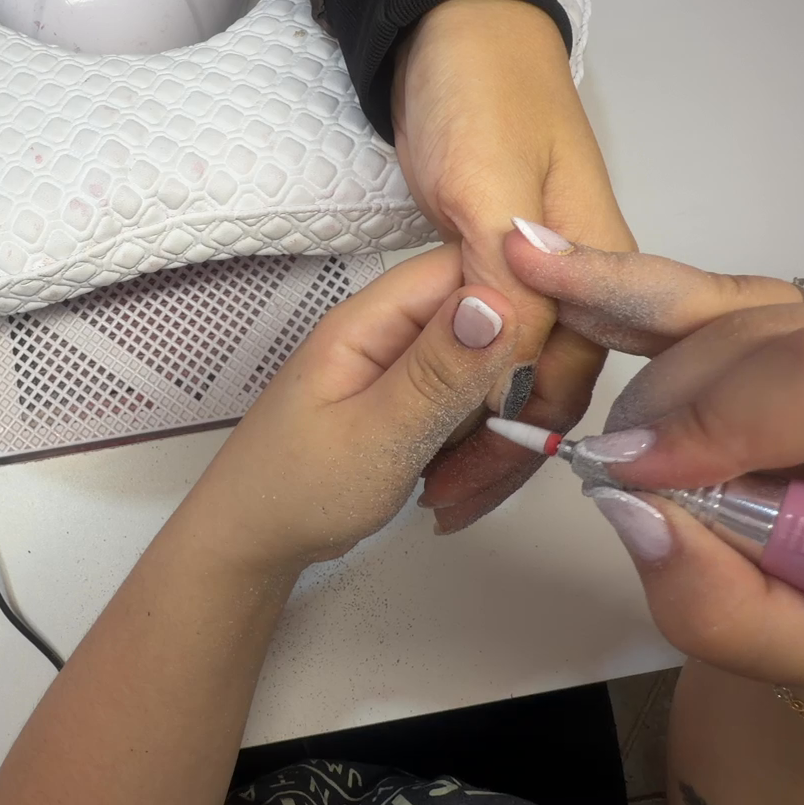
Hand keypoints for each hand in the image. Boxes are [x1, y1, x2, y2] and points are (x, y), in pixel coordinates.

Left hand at [182, 247, 515, 573]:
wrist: (255, 536)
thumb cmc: (295, 487)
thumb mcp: (373, 433)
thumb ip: (437, 372)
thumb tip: (500, 300)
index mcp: (368, 320)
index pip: (464, 268)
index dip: (520, 301)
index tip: (548, 366)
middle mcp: (386, 333)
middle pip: (485, 323)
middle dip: (511, 386)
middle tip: (504, 449)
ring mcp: (399, 368)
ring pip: (484, 373)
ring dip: (494, 428)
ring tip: (463, 480)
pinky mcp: (408, 401)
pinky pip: (466, 405)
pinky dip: (476, 444)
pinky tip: (455, 482)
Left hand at [391, 0, 635, 531]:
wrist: (444, 23)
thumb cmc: (471, 90)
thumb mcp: (478, 187)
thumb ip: (496, 275)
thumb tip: (510, 354)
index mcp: (569, 256)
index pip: (551, 365)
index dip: (513, 428)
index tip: (464, 481)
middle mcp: (553, 267)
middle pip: (533, 377)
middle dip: (495, 440)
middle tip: (446, 500)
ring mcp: (515, 259)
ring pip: (505, 362)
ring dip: (474, 419)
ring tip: (435, 482)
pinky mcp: (482, 251)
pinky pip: (479, 331)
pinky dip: (459, 375)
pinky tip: (435, 412)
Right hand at [495, 227, 803, 699]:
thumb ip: (725, 605)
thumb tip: (626, 503)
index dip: (715, 417)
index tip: (632, 472)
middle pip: (771, 332)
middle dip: (668, 399)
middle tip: (615, 465)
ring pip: (736, 307)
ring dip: (640, 346)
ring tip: (562, 353)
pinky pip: (728, 294)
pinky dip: (635, 288)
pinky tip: (554, 266)